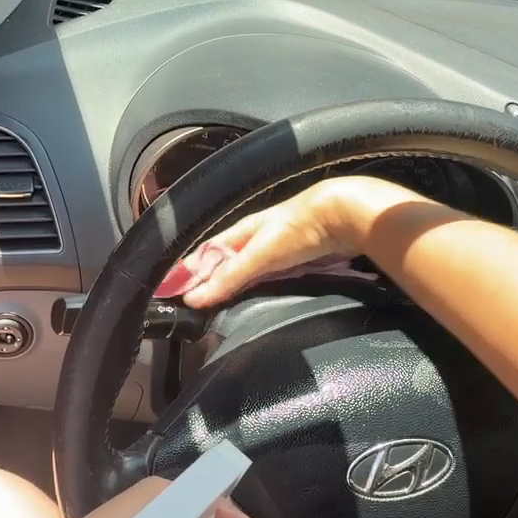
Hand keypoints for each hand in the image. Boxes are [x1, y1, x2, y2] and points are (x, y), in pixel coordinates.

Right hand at [155, 176, 423, 307]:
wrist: (346, 216)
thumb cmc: (299, 229)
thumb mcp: (260, 255)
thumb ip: (230, 277)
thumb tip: (193, 298)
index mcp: (242, 230)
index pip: (207, 252)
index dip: (190, 270)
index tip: (172, 289)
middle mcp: (257, 237)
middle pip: (226, 261)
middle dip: (208, 278)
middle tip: (191, 301)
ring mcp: (278, 248)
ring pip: (247, 268)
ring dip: (232, 283)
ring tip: (216, 301)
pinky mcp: (298, 258)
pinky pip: (269, 274)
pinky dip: (256, 285)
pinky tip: (255, 294)